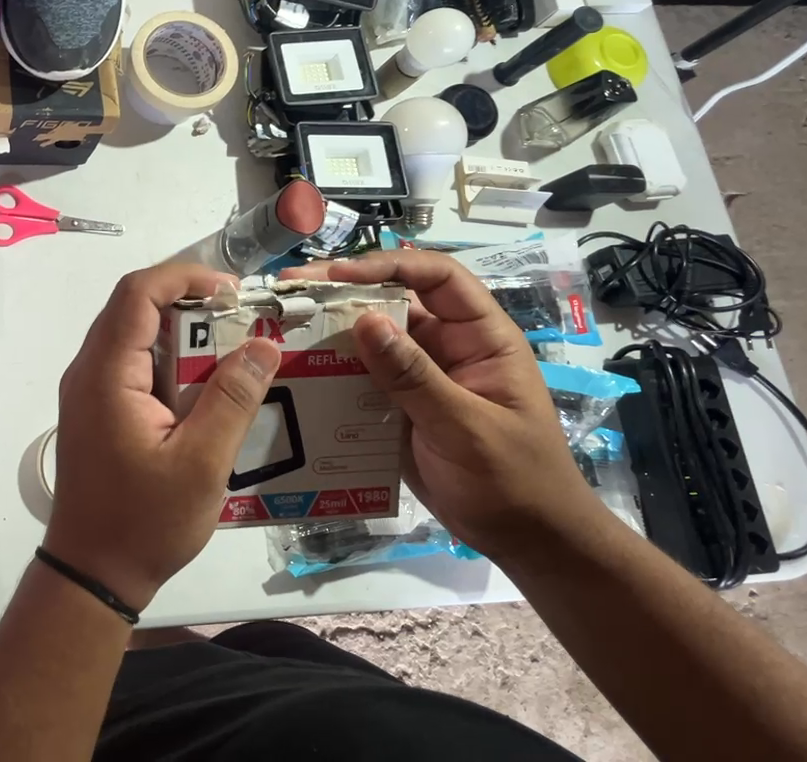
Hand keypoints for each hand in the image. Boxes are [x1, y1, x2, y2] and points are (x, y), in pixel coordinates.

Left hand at [44, 264, 280, 610]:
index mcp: (106, 373)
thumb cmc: (144, 521)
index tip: (232, 290)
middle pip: (133, 309)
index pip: (136, 294)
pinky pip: (131, 366)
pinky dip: (168, 362)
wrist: (91, 572)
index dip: (184, 276)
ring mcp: (88, 391)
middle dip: (189, 302)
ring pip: (133, 337)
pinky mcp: (96, 410)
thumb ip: (232, 399)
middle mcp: (88, 371)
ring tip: (234, 350)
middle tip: (243, 320)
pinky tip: (207, 387)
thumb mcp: (201, 463)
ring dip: (181, 334)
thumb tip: (263, 344)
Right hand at [283, 251, 609, 563]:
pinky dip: (328, 369)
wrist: (525, 540)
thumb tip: (366, 320)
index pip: (437, 277)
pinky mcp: (394, 402)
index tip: (338, 274)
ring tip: (281, 325)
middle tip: (291, 290)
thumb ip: (415, 376)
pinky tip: (294, 369)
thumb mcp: (467, 427)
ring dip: (328, 329)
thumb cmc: (514, 480)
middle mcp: (446, 346)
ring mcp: (418, 375)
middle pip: (392, 300)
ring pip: (369, 337)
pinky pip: (358, 375)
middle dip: (342, 290)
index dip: (389, 265)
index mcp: (480, 338)